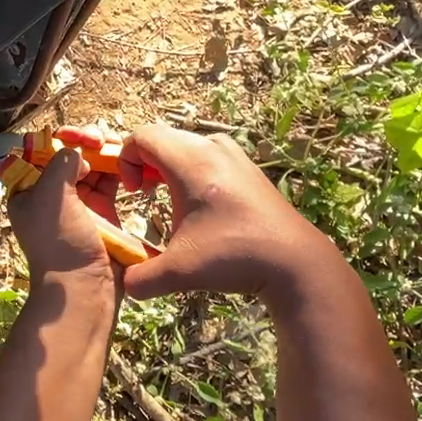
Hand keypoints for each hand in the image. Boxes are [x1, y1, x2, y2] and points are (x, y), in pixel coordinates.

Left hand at [8, 132, 121, 285]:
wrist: (84, 289)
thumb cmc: (59, 242)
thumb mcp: (50, 195)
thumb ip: (60, 164)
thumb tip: (75, 152)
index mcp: (27, 192)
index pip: (38, 154)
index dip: (55, 140)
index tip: (74, 135)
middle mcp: (50, 197)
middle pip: (66, 158)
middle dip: (82, 144)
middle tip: (99, 137)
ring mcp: (78, 205)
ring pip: (89, 168)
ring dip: (101, 154)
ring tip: (114, 144)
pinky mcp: (102, 214)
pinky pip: (108, 183)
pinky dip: (116, 170)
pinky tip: (125, 161)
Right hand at [118, 125, 345, 299]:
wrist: (296, 263)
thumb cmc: (234, 257)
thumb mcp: (179, 271)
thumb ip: (141, 277)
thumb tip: (125, 284)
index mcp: (191, 161)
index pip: (141, 136)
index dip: (125, 160)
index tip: (134, 193)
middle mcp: (212, 148)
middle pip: (161, 136)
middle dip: (143, 162)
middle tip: (142, 193)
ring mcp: (233, 154)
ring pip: (184, 143)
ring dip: (166, 164)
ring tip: (165, 194)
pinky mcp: (247, 167)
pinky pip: (205, 153)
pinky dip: (189, 168)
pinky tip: (195, 202)